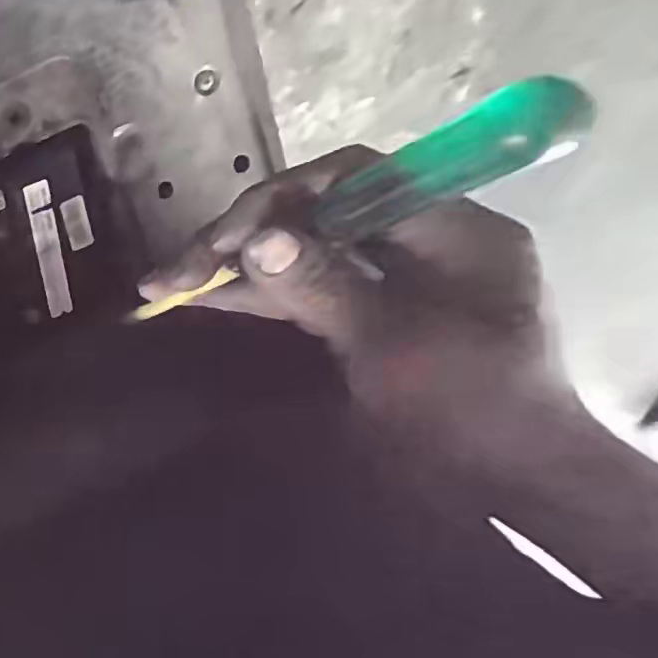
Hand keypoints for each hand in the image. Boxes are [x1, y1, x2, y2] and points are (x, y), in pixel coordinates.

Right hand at [138, 146, 581, 451]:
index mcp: (446, 230)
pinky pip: (291, 288)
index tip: (223, 240)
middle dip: (239, 239)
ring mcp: (376, 279)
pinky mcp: (350, 312)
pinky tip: (196, 297)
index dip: (280, 198)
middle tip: (175, 273)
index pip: (353, 178)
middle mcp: (409, 242)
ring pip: (292, 253)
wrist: (494, 479)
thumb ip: (323, 285)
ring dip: (228, 267)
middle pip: (310, 214)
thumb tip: (256, 242)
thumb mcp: (391, 343)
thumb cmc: (463, 410)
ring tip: (164, 285)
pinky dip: (244, 292)